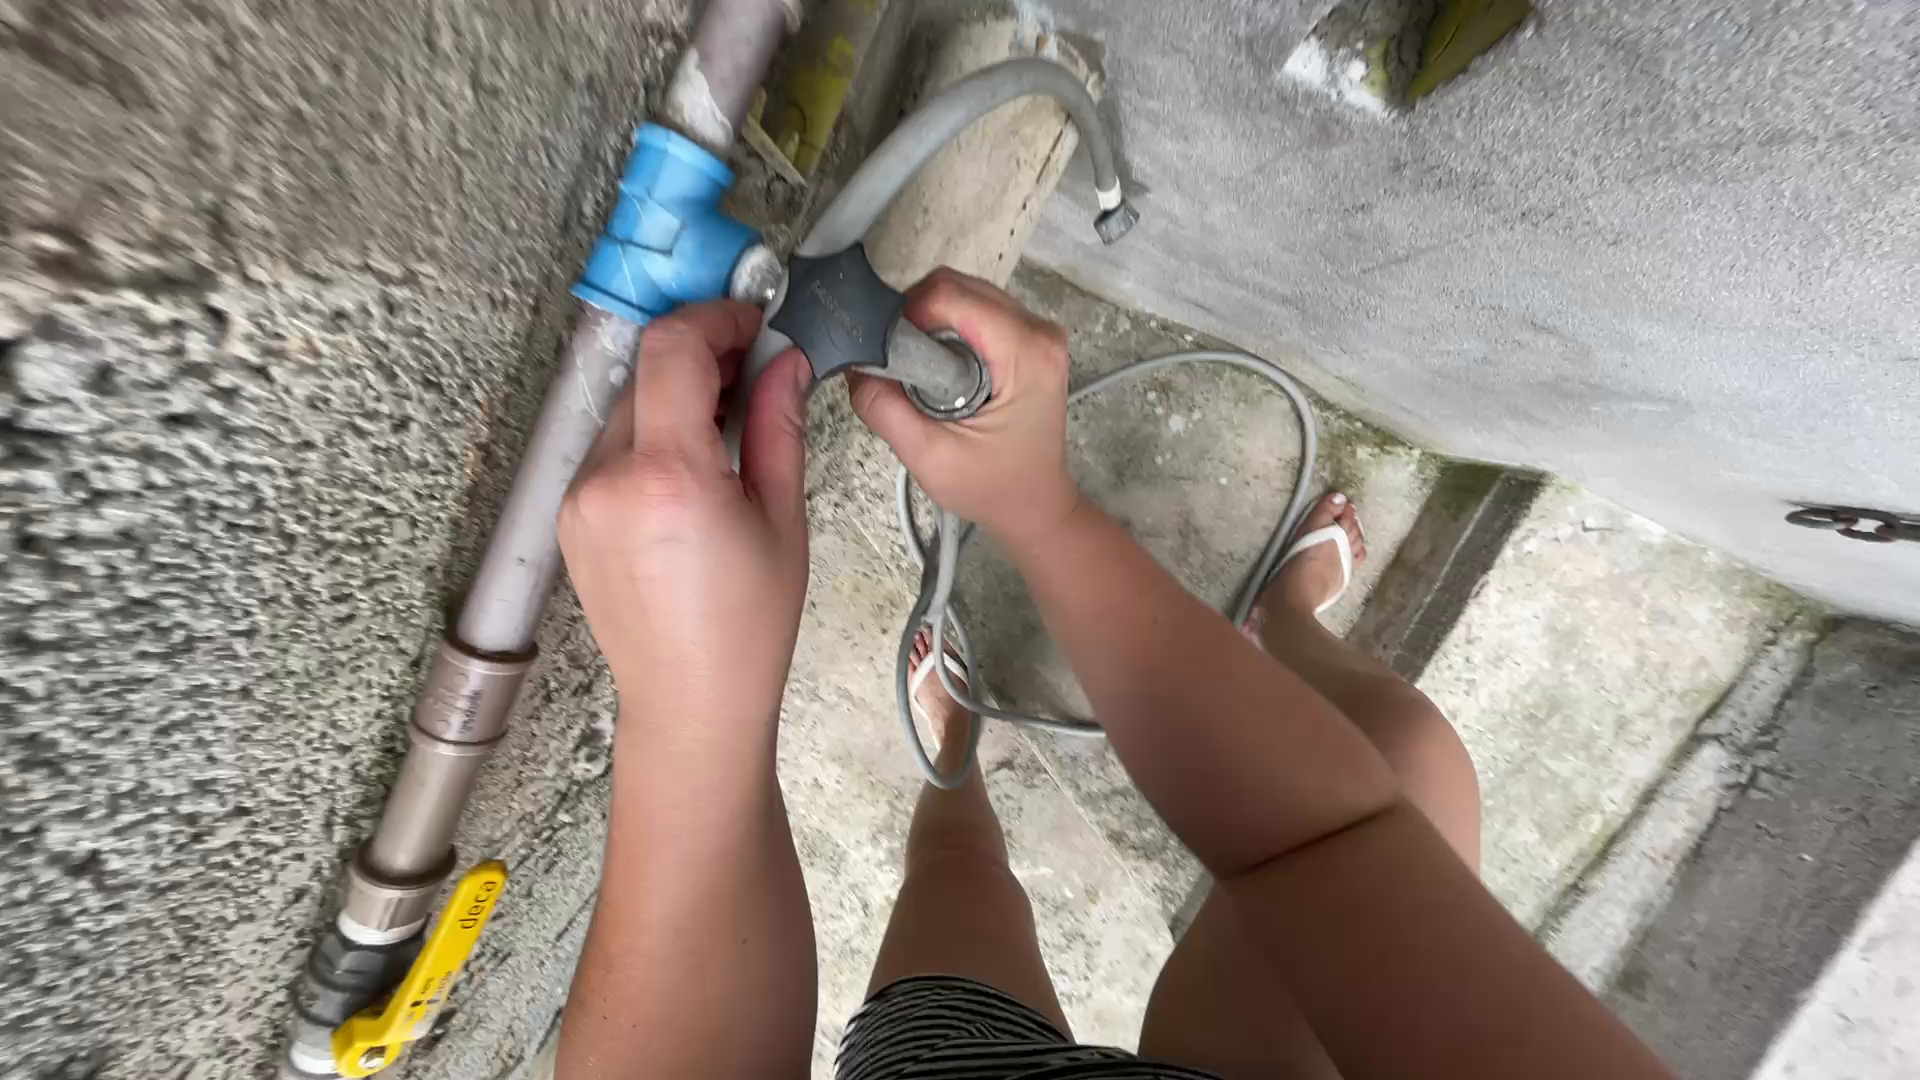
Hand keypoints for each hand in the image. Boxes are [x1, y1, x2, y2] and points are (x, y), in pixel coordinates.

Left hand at [559, 302, 813, 728]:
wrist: (690, 701)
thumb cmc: (750, 625)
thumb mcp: (783, 519)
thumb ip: (777, 427)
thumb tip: (787, 363)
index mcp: (667, 476)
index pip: (673, 349)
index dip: (717, 318)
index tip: (755, 323)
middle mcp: (605, 478)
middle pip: (647, 372)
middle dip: (704, 357)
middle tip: (758, 372)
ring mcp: (578, 498)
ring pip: (629, 408)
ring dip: (679, 397)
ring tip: (730, 427)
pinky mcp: (571, 516)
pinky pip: (613, 448)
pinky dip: (654, 435)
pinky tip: (694, 469)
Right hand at [848, 268, 1079, 548]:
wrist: (1035, 506)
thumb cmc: (994, 488)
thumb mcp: (929, 457)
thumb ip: (885, 409)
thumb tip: (855, 367)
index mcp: (1027, 352)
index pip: (951, 294)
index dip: (907, 314)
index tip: (890, 354)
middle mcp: (1040, 331)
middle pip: (957, 287)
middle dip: (916, 319)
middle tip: (900, 368)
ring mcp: (1037, 333)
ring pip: (965, 296)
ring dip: (931, 327)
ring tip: (920, 375)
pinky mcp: (1028, 341)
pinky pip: (976, 313)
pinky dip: (948, 333)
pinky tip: (940, 373)